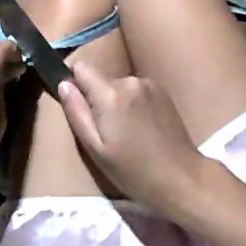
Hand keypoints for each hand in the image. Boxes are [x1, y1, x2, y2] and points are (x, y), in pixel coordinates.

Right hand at [58, 62, 211, 213]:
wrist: (181, 177)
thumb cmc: (133, 171)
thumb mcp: (96, 149)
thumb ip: (77, 112)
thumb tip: (63, 83)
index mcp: (111, 93)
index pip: (82, 67)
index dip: (75, 83)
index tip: (79, 106)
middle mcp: (131, 80)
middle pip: (101, 80)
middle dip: (98, 99)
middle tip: (107, 132)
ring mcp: (150, 83)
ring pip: (119, 85)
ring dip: (117, 102)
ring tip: (127, 132)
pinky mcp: (164, 90)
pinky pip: (136, 90)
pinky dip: (134, 103)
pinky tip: (142, 128)